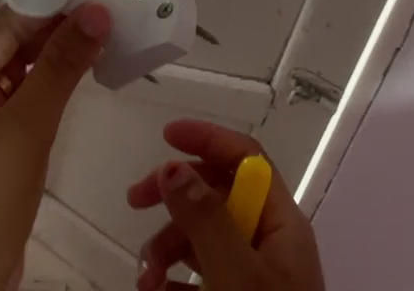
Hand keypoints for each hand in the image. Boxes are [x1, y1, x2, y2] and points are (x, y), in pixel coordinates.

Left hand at [0, 0, 112, 290]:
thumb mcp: (21, 132)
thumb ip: (60, 68)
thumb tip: (97, 10)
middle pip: (3, 31)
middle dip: (48, 5)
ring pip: (21, 61)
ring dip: (59, 39)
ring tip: (106, 14)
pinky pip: (30, 91)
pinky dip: (58, 74)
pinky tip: (90, 58)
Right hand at [127, 121, 325, 290]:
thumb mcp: (235, 274)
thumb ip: (206, 218)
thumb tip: (173, 165)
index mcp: (280, 223)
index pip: (246, 159)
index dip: (208, 139)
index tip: (165, 136)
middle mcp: (268, 243)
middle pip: (217, 196)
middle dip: (174, 197)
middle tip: (133, 201)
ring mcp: (252, 278)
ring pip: (202, 240)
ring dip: (166, 249)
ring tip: (146, 282)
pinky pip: (198, 281)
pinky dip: (173, 285)